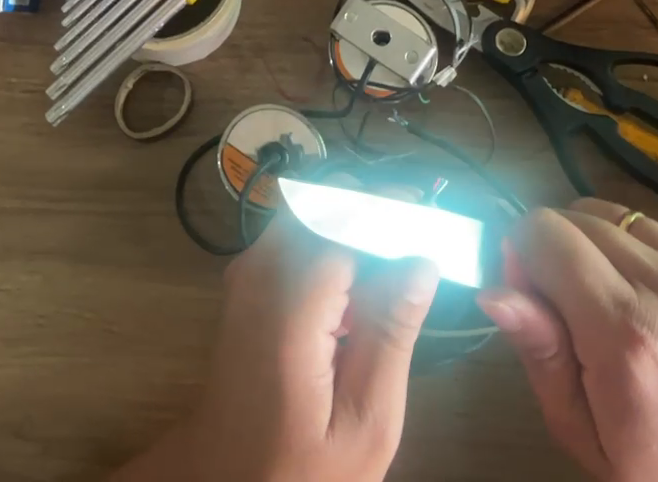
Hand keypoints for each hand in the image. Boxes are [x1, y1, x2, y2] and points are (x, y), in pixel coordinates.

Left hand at [114, 212, 440, 481]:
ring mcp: (246, 274)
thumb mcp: (364, 419)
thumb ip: (390, 333)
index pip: (340, 222)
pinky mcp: (247, 282)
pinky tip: (368, 268)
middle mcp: (258, 274)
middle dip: (371, 202)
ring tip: (404, 241)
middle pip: (317, 205)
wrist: (225, 473)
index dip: (387, 206)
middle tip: (423, 221)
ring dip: (353, 216)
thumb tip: (421, 261)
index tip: (432, 207)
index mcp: (287, 307)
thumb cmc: (300, 463)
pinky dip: (332, 235)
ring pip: (304, 212)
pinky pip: (293, 235)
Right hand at [476, 198, 657, 481]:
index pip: (542, 233)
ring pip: (610, 214)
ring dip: (594, 245)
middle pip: (572, 215)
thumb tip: (494, 291)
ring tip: (611, 300)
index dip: (522, 256)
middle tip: (565, 303)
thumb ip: (540, 353)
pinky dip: (634, 252)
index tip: (530, 295)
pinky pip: (652, 229)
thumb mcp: (584, 433)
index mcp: (628, 334)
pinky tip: (652, 300)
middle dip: (553, 248)